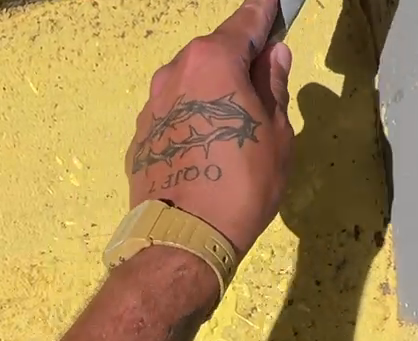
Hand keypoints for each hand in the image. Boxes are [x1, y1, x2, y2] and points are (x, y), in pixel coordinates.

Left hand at [127, 0, 294, 253]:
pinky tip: (203, 156)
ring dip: (209, 98)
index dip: (266, 15)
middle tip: (259, 94)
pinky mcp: (140, 139)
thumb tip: (273, 57)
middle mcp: (175, 72)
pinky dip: (189, 125)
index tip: (276, 7)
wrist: (185, 240)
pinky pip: (172, 119)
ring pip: (188, 88)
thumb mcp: (277, 138)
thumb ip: (274, 89)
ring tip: (228, 136)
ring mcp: (151, 106)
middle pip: (213, 55)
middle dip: (236, 65)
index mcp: (213, 61)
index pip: (246, 22)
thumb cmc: (243, 187)